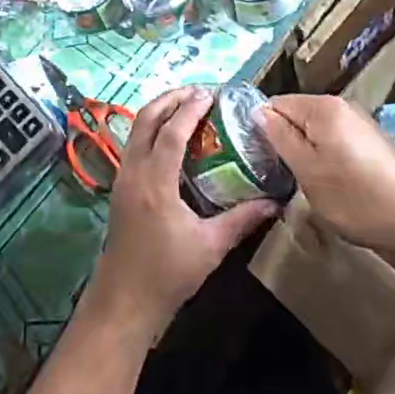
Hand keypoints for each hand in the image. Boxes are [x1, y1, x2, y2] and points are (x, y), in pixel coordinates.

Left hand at [83, 87, 277, 337]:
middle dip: (169, 100)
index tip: (210, 94)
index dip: (190, 110)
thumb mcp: (210, 246)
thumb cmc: (167, 274)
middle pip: (145, 120)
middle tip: (197, 92)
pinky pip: (134, 145)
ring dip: (158, 112)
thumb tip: (274, 202)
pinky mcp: (120, 188)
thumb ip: (241, 219)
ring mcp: (122, 179)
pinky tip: (171, 139)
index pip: (170, 133)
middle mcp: (132, 173)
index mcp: (154, 183)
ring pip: (135, 131)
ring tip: (186, 106)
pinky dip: (151, 130)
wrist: (123, 301)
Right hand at [259, 94, 394, 255]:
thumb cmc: (353, 197)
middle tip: (279, 172)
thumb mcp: (306, 169)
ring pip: (315, 131)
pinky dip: (324, 158)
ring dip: (304, 152)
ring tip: (303, 180)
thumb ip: (279, 136)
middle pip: (296, 115)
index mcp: (324, 107)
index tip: (260, 157)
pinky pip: (333, 142)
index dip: (262, 128)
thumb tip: (257, 111)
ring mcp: (359, 124)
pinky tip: (329, 182)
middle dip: (284, 140)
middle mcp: (342, 106)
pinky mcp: (370, 143)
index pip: (275, 104)